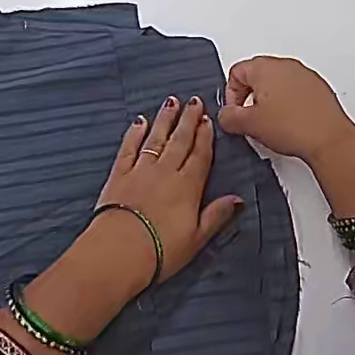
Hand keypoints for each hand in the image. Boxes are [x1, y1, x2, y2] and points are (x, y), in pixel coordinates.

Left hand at [96, 95, 244, 283]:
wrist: (118, 252)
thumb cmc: (158, 250)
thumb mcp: (197, 238)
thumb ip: (216, 215)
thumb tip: (236, 201)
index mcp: (188, 186)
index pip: (200, 155)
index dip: (205, 136)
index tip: (208, 121)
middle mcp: (165, 173)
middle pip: (180, 140)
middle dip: (189, 119)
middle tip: (195, 102)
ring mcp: (140, 171)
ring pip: (156, 138)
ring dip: (165, 119)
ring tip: (171, 102)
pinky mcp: (118, 176)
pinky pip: (129, 148)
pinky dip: (134, 133)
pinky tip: (139, 122)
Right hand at [216, 56, 354, 163]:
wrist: (328, 139)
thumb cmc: (295, 127)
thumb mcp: (249, 125)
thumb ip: (229, 117)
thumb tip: (226, 115)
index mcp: (265, 67)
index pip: (236, 71)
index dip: (231, 94)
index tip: (235, 112)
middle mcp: (286, 65)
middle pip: (257, 75)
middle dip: (250, 96)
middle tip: (251, 118)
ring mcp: (304, 75)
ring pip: (277, 82)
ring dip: (270, 100)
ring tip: (272, 123)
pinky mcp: (318, 88)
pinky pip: (296, 90)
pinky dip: (289, 103)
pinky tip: (289, 123)